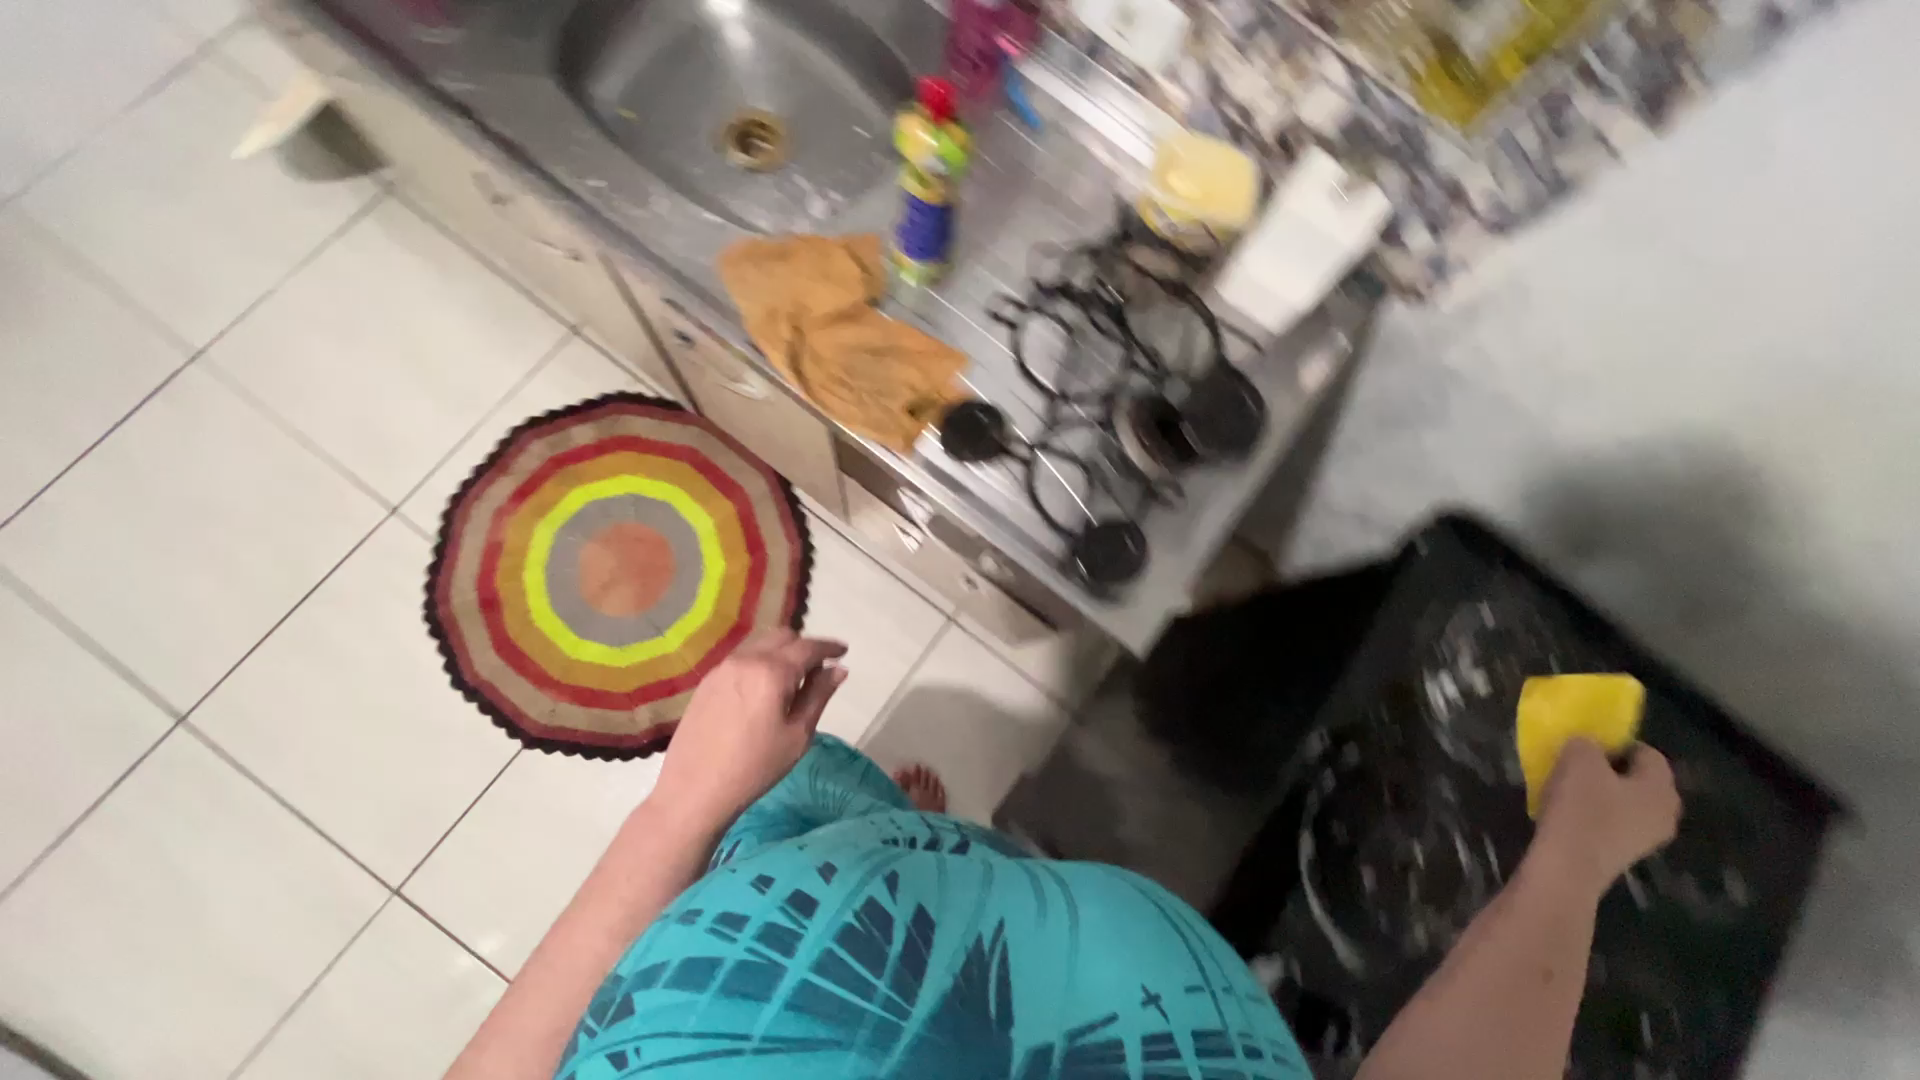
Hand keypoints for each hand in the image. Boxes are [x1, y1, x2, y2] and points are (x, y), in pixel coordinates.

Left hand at [649, 630, 848, 828]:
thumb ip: (819, 695)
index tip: (843, 652)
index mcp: (772, 672)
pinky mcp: (707, 681)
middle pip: (783, 637)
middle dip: (804, 647)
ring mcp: (722, 668)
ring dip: (781, 653)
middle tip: (818, 670)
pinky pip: (742, 659)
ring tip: (791, 680)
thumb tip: (838, 669)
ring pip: (760, 645)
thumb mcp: (798, 735)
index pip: (808, 647)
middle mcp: (746, 659)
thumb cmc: (755, 767)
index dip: (829, 647)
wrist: (694, 790)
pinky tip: (763, 689)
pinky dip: (760, 662)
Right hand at [1531, 738, 1681, 895]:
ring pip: (1626, 801)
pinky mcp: (1626, 853)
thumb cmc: (1581, 808)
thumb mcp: (1577, 760)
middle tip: (1576, 765)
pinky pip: (1615, 821)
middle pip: (1639, 779)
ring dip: (1601, 792)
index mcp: (1662, 788)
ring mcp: (1648, 837)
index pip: (1647, 752)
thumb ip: (1586, 743)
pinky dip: (1596, 814)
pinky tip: (1569, 814)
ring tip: (1568, 789)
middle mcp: (1666, 813)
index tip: (1585, 745)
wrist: (1569, 865)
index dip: (1616, 743)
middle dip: (1610, 769)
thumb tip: (1587, 745)